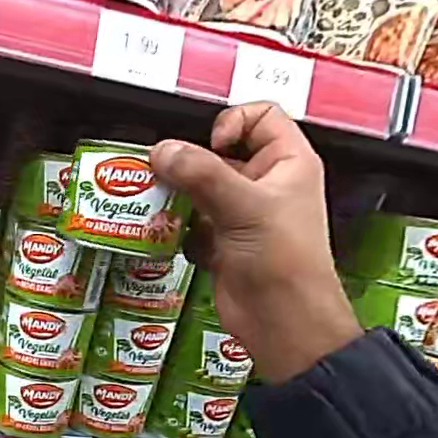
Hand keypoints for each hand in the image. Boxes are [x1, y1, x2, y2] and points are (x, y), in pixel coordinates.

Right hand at [151, 103, 360, 383]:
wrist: (280, 321)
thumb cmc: (283, 261)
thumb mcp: (244, 207)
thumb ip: (201, 174)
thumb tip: (162, 150)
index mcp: (285, 163)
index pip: (259, 116)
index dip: (231, 122)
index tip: (207, 146)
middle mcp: (262, 184)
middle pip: (217, 153)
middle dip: (186, 162)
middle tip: (158, 174)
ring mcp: (238, 215)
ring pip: (197, 188)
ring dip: (173, 195)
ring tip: (152, 202)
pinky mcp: (218, 242)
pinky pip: (187, 221)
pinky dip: (173, 225)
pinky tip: (163, 232)